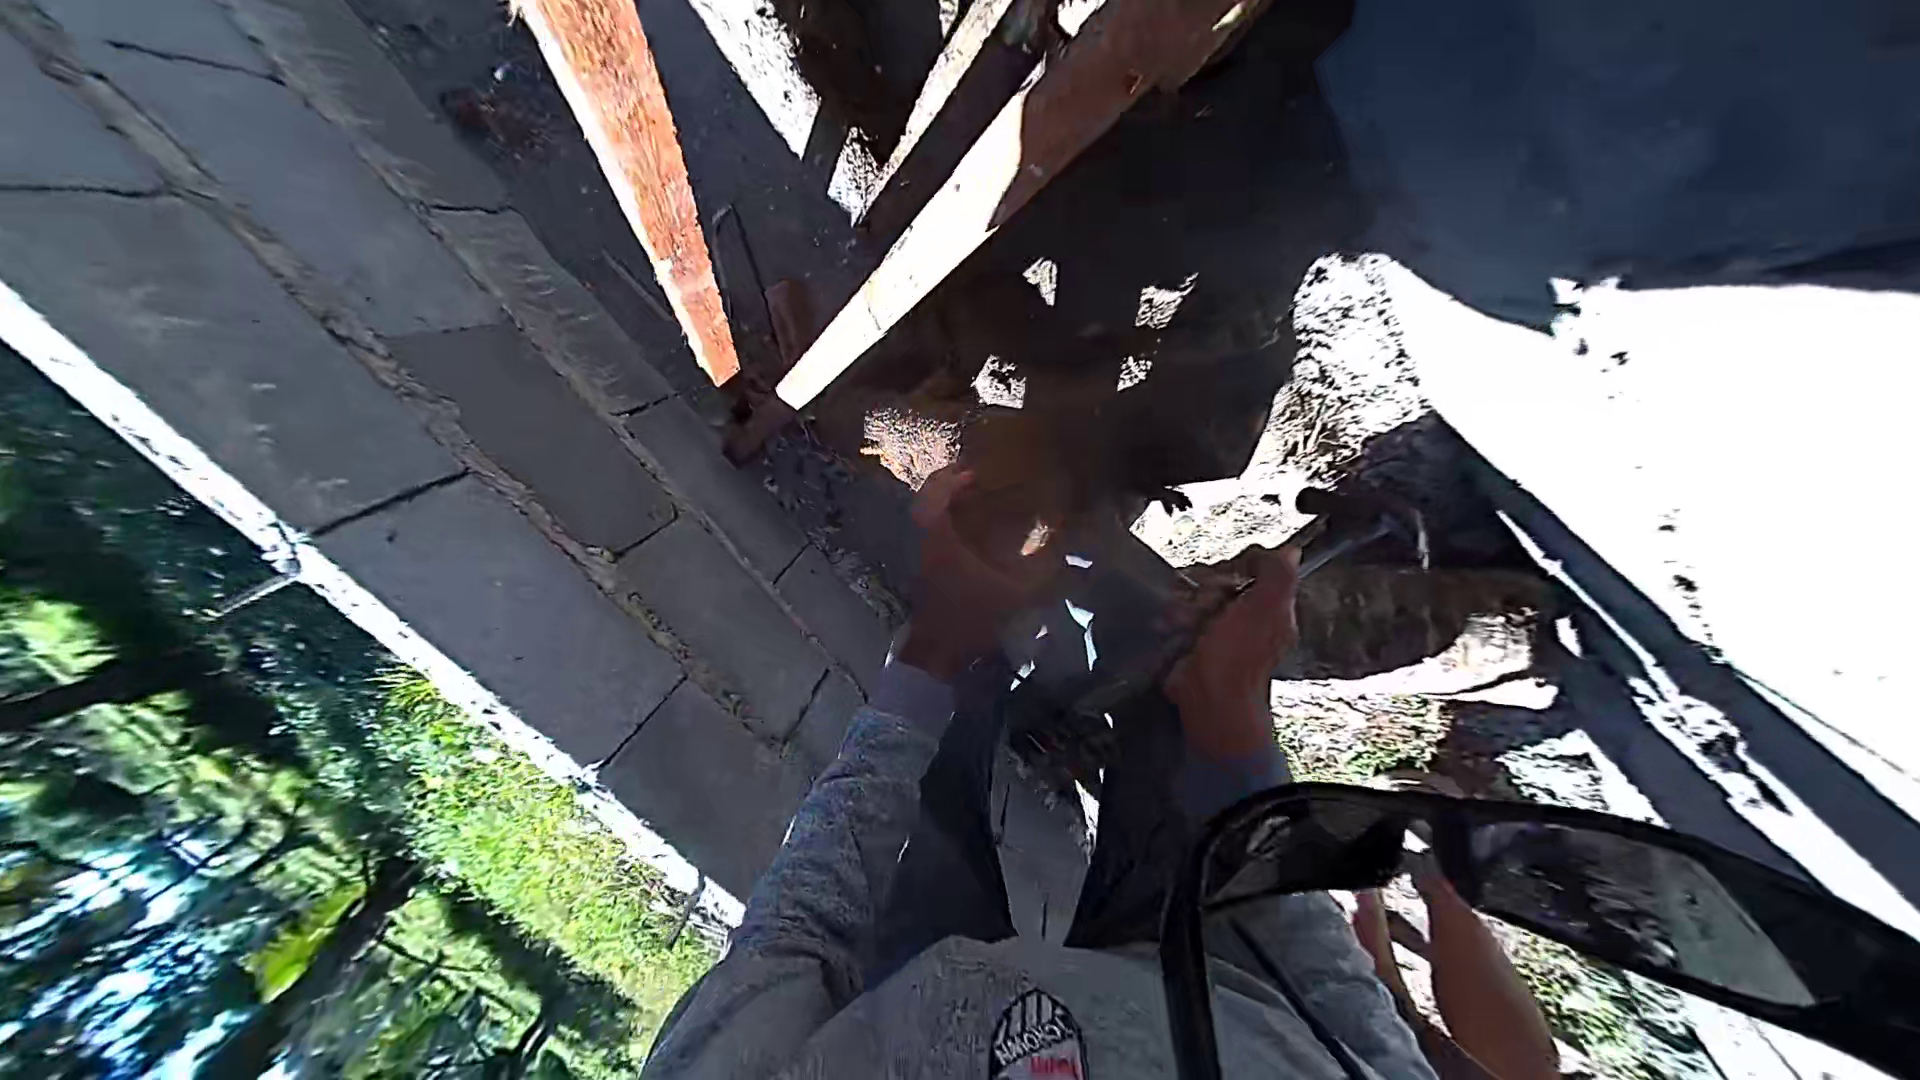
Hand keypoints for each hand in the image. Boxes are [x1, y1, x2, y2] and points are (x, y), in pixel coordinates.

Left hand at [895, 467, 1058, 679]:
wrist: (936, 655)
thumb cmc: (972, 620)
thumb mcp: (1015, 595)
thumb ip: (1043, 570)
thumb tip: (1068, 545)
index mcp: (940, 540)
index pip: (935, 495)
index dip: (951, 479)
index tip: (974, 473)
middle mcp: (922, 541)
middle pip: (924, 500)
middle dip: (946, 485)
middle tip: (972, 481)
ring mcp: (915, 555)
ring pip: (921, 516)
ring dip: (942, 503)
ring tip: (970, 501)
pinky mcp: (917, 568)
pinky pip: (923, 532)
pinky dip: (939, 522)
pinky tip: (962, 531)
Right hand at [1164, 546, 1299, 757]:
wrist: (1207, 699)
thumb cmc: (1238, 657)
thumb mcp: (1265, 610)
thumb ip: (1277, 576)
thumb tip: (1290, 550)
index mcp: (1270, 607)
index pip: (1250, 568)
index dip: (1234, 567)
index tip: (1225, 579)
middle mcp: (1246, 616)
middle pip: (1219, 580)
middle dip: (1205, 588)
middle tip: (1204, 605)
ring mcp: (1218, 628)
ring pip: (1194, 595)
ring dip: (1184, 604)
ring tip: (1183, 621)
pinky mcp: (1192, 639)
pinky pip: (1178, 613)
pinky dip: (1172, 618)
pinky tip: (1170, 627)